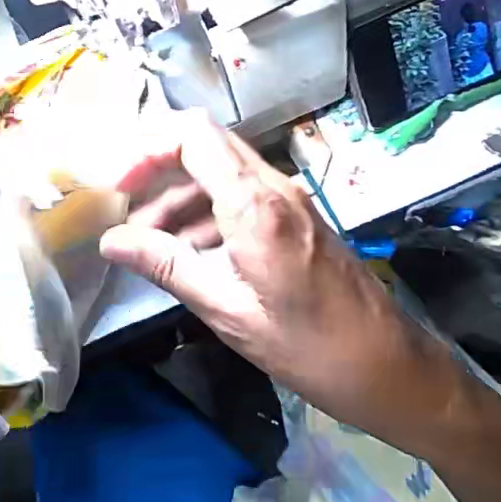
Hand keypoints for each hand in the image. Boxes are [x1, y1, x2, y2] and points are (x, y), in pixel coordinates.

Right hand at [99, 113, 477, 451]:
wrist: (390, 366)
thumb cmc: (310, 347)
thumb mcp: (228, 310)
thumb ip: (167, 266)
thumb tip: (110, 241)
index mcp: (255, 205)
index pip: (193, 135)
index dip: (147, 150)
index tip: (118, 188)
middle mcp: (273, 187)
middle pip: (205, 144)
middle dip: (157, 170)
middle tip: (123, 208)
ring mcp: (287, 199)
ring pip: (220, 172)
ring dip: (179, 197)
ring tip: (145, 241)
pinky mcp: (293, 218)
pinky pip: (239, 196)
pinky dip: (205, 213)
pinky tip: (184, 252)